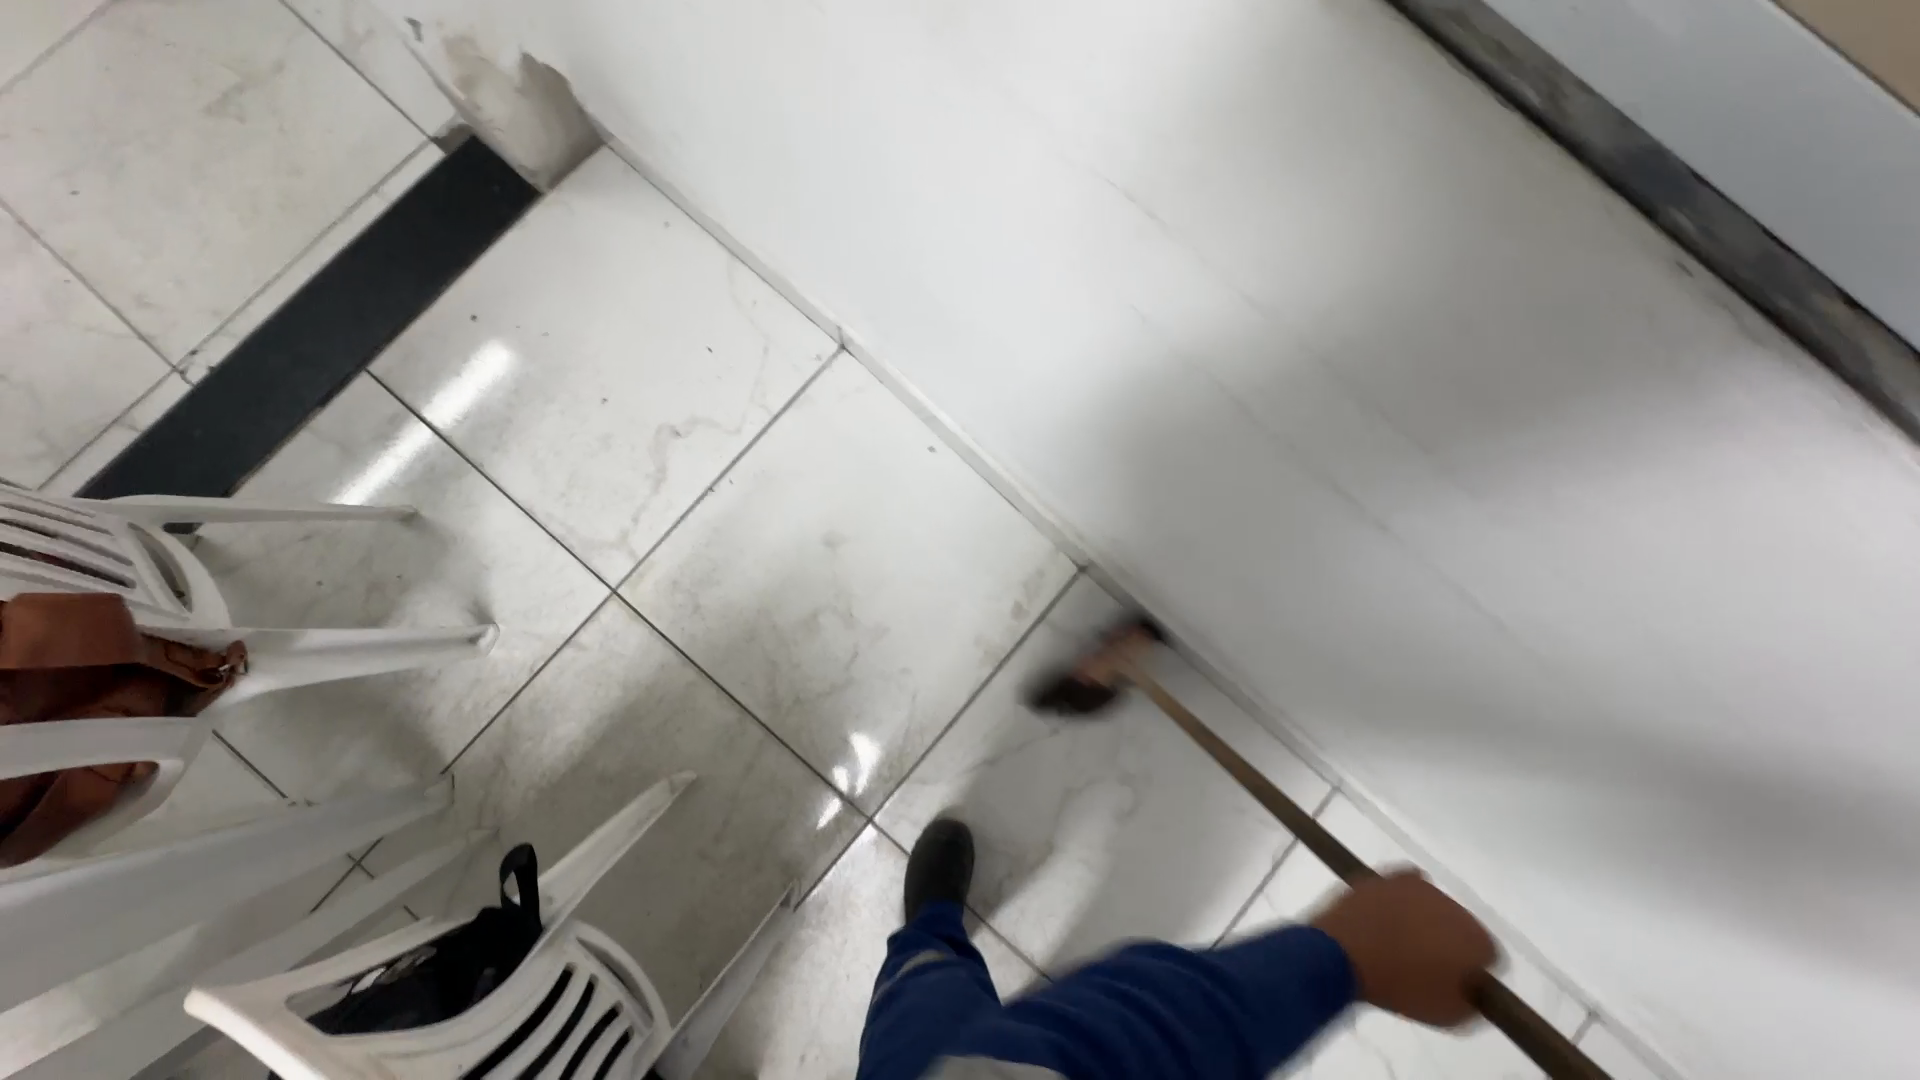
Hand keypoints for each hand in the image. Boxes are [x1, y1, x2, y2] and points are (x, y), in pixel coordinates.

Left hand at [1309, 868, 1496, 1027]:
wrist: (1341, 952)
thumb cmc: (1399, 987)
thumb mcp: (1450, 1014)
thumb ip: (1473, 999)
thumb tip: (1472, 985)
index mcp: (1475, 938)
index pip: (1489, 955)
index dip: (1473, 971)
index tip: (1454, 982)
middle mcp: (1453, 903)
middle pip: (1461, 926)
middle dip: (1450, 942)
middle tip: (1425, 962)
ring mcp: (1416, 884)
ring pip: (1434, 905)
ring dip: (1426, 919)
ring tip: (1401, 940)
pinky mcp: (1386, 874)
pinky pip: (1406, 883)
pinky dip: (1404, 896)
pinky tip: (1394, 912)